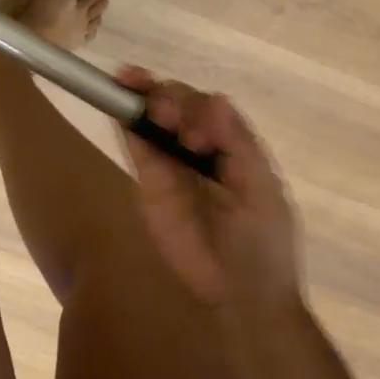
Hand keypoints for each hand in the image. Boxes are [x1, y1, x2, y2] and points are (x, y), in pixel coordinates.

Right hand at [116, 66, 300, 309]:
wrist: (238, 296)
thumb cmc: (262, 246)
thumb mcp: (263, 193)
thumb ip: (240, 145)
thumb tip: (216, 98)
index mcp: (233, 146)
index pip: (211, 107)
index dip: (200, 107)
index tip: (197, 135)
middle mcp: (199, 146)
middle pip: (179, 103)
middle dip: (170, 98)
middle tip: (167, 118)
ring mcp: (171, 161)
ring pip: (152, 115)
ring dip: (142, 95)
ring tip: (131, 82)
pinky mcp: (147, 178)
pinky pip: (134, 143)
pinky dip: (125, 120)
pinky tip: (116, 101)